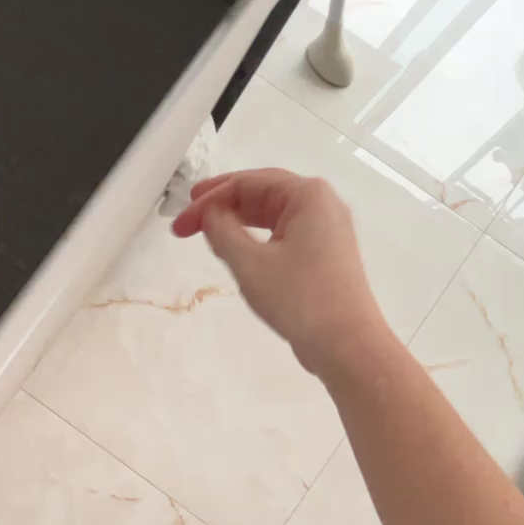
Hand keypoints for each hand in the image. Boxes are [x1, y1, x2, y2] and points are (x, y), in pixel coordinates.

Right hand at [172, 169, 394, 377]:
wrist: (344, 341)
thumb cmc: (298, 298)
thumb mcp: (250, 264)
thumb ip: (223, 232)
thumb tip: (209, 214)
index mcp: (307, 195)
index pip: (248, 183)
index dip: (208, 200)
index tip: (179, 225)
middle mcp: (321, 203)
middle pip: (262, 192)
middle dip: (221, 204)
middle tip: (187, 219)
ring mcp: (325, 229)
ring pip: (272, 214)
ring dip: (237, 220)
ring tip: (207, 230)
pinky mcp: (323, 254)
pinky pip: (282, 233)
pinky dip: (255, 236)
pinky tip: (237, 248)